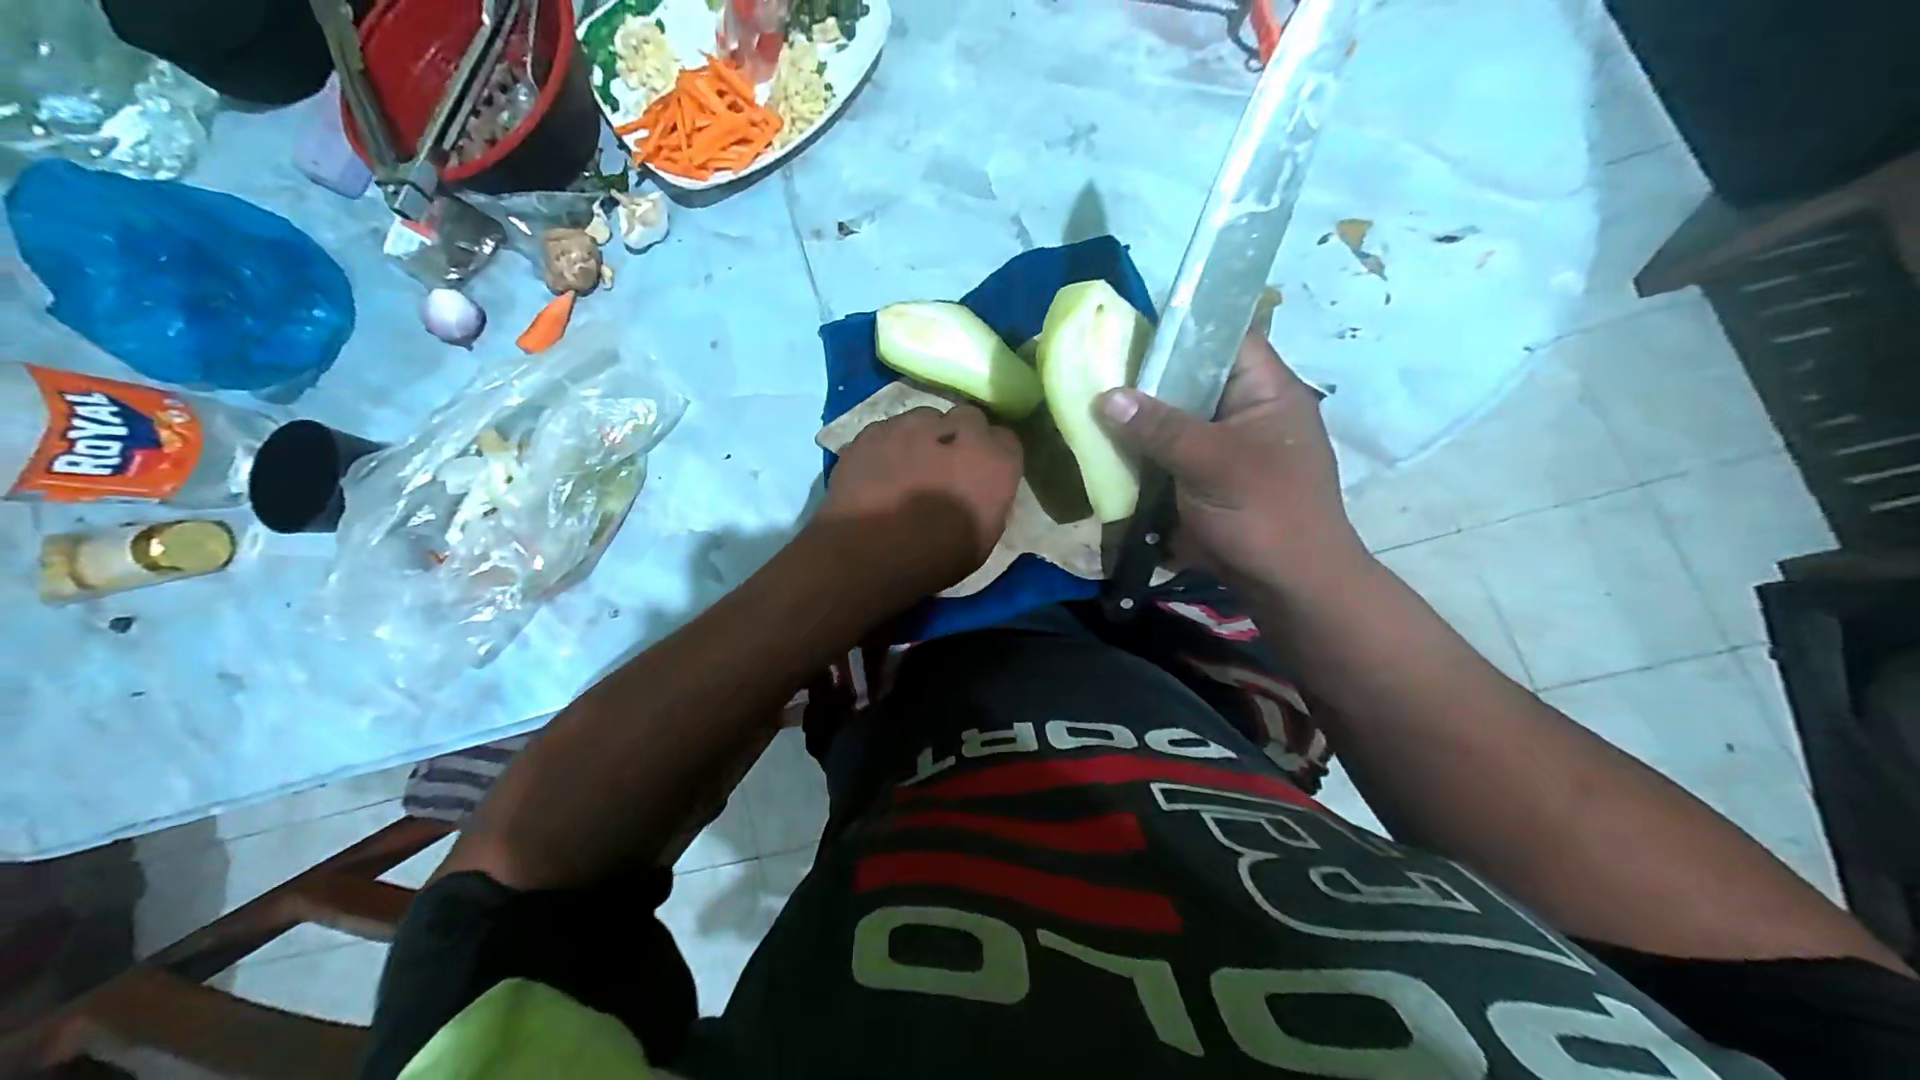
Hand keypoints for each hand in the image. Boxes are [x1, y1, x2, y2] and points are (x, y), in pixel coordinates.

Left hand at [812, 404, 1023, 600]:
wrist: (869, 555)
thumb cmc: (934, 558)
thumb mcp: (983, 539)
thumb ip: (990, 501)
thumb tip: (982, 491)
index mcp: (994, 461)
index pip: (1006, 440)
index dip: (991, 457)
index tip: (980, 474)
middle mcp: (958, 431)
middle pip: (967, 418)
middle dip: (960, 436)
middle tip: (945, 467)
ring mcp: (911, 425)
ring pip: (925, 418)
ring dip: (923, 436)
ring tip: (908, 466)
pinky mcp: (873, 431)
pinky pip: (889, 430)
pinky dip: (889, 445)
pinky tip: (879, 471)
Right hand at [1098, 333, 1364, 591]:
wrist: (1289, 587)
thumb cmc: (1264, 514)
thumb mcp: (1212, 463)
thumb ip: (1159, 428)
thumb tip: (1105, 396)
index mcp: (1266, 391)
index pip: (1226, 338)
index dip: (1182, 328)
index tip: (1129, 328)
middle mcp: (1246, 412)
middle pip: (1192, 380)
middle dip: (1147, 378)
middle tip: (1095, 370)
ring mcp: (1225, 448)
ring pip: (1175, 420)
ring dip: (1139, 420)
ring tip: (1090, 407)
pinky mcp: (1205, 480)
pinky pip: (1169, 455)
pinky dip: (1142, 454)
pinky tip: (1106, 449)